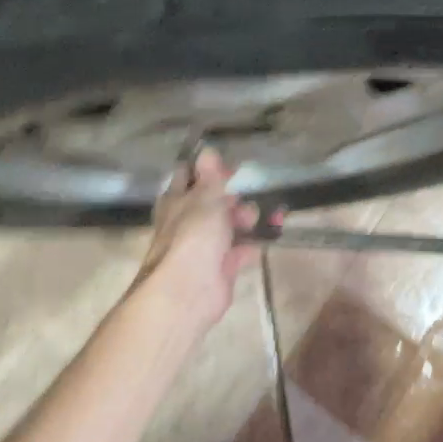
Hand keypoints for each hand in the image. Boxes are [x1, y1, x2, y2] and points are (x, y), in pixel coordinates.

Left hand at [134, 148, 262, 324]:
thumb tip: (208, 150)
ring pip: (227, 226)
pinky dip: (251, 245)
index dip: (207, 168)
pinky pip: (239, 251)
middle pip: (211, 201)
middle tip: (247, 190)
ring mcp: (204, 246)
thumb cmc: (193, 235)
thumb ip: (211, 176)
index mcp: (176, 201)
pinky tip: (266, 237)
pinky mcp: (220, 268)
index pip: (188, 176)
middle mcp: (187, 221)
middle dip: (231, 195)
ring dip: (245, 219)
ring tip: (258, 216)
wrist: (188, 290)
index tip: (229, 164)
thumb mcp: (205, 197)